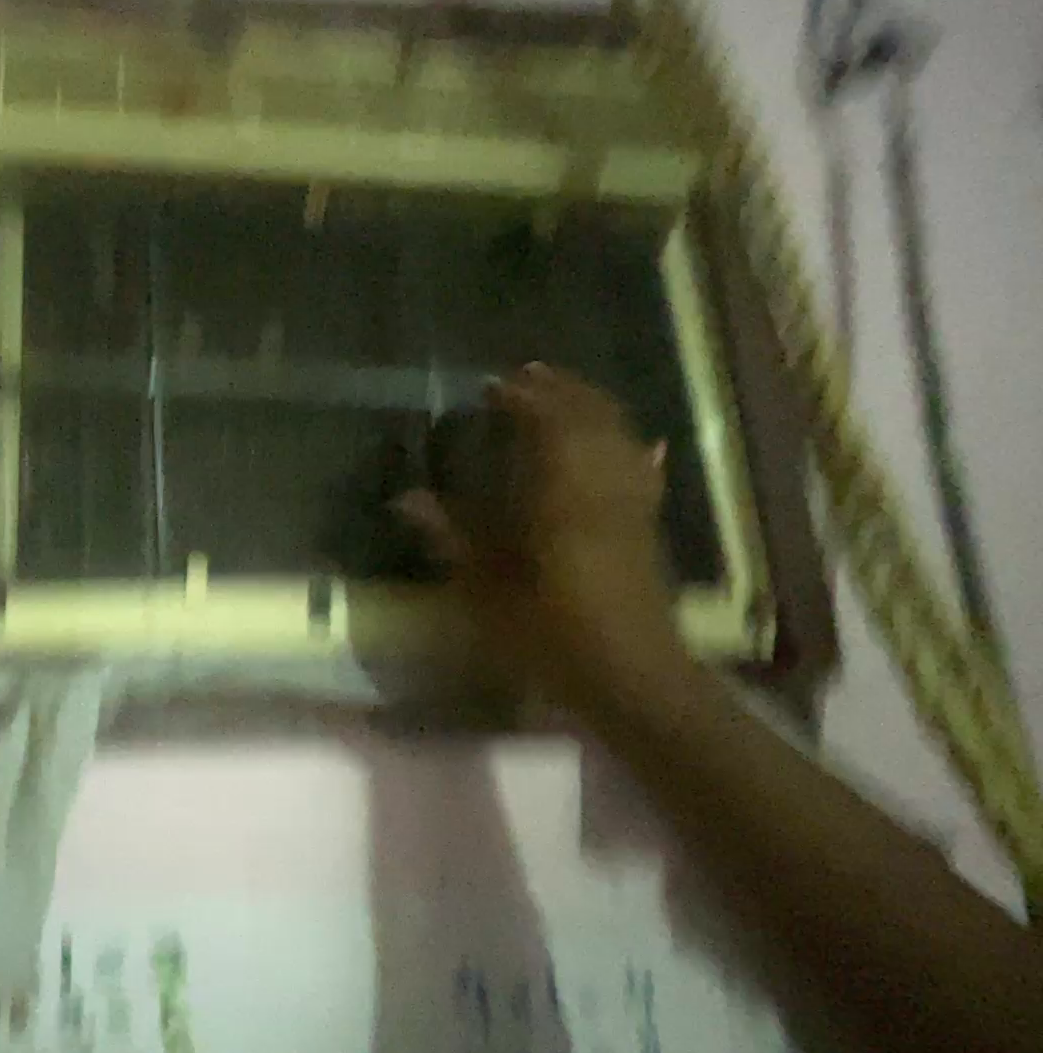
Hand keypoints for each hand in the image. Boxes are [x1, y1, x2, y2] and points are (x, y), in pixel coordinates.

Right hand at [397, 364, 686, 704]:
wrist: (630, 677)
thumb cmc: (548, 632)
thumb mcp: (483, 587)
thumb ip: (449, 535)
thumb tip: (405, 498)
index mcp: (560, 496)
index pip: (546, 425)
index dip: (521, 400)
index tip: (491, 388)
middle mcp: (602, 487)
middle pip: (589, 419)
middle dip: (559, 390)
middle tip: (526, 374)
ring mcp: (631, 505)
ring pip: (620, 436)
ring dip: (593, 407)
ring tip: (565, 391)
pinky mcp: (647, 526)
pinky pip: (644, 470)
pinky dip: (635, 447)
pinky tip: (640, 440)